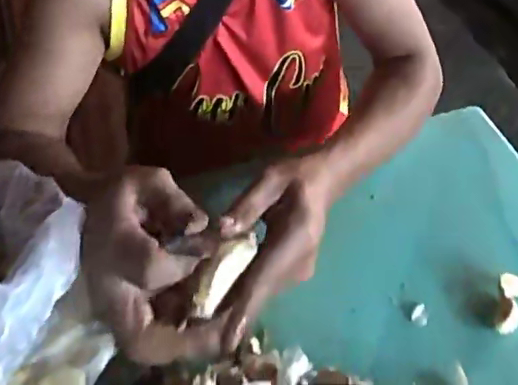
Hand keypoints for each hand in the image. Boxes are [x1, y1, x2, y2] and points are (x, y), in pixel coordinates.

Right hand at [81, 166, 224, 363]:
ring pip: (147, 345)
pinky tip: (211, 315)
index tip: (213, 244)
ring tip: (227, 323)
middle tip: (228, 330)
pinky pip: (150, 336)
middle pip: (142, 339)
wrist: (86, 210)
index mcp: (114, 248)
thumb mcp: (149, 181)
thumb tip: (201, 226)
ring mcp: (113, 311)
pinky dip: (180, 333)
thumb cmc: (121, 192)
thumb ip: (175, 202)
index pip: (151, 268)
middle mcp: (109, 291)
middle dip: (188, 340)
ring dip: (188, 339)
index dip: (187, 259)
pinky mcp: (122, 315)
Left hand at [213, 158, 333, 350]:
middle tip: (193, 310)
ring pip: (261, 290)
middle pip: (261, 290)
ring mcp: (299, 272)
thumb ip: (249, 202)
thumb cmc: (298, 176)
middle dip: (229, 302)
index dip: (246, 307)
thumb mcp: (273, 178)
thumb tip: (222, 230)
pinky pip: (264, 284)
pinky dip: (243, 286)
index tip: (228, 340)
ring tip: (200, 298)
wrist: (325, 181)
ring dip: (234, 295)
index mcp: (299, 236)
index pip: (267, 276)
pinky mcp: (293, 274)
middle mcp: (301, 263)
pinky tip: (222, 284)